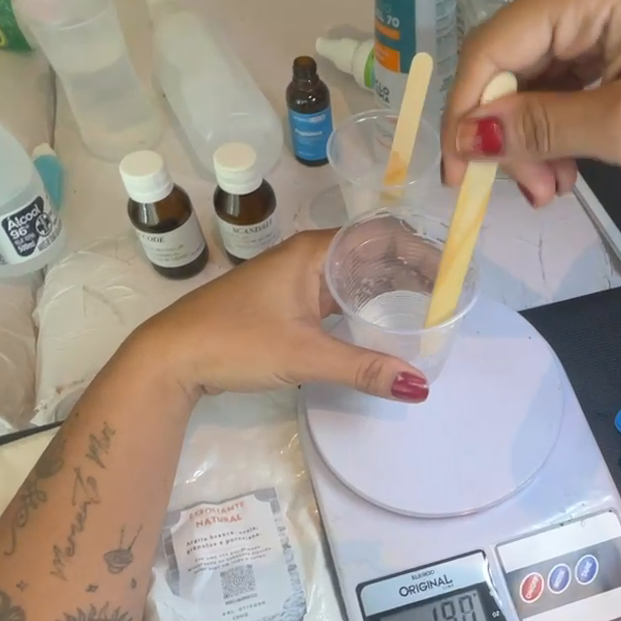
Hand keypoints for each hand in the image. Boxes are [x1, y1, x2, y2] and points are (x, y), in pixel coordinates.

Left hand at [129, 230, 430, 402]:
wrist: (170, 356)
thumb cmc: (234, 341)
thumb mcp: (304, 355)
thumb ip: (363, 369)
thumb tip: (418, 384)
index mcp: (313, 253)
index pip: (381, 236)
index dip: (420, 251)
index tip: (450, 275)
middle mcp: (306, 258)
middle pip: (371, 253)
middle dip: (410, 271)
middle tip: (445, 298)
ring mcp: (293, 281)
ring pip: (353, 276)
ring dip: (387, 289)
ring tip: (422, 310)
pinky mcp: (284, 304)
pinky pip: (336, 296)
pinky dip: (363, 306)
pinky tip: (377, 327)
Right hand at [441, 0, 620, 203]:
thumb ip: (540, 129)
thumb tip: (468, 138)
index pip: (494, 46)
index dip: (465, 115)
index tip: (458, 178)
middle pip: (512, 63)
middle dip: (511, 136)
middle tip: (532, 195)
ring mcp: (607, 5)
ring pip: (535, 78)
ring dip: (534, 139)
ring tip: (558, 187)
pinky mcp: (620, 31)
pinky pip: (565, 80)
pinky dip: (559, 127)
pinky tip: (572, 164)